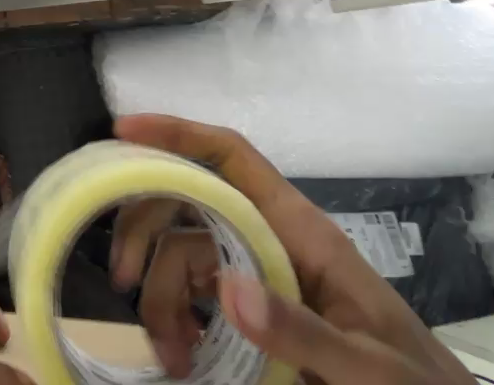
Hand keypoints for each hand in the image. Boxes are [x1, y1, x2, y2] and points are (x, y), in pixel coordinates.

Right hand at [111, 115, 474, 384]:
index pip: (232, 157)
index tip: (123, 133)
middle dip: (147, 232)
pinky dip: (174, 318)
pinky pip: (192, 292)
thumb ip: (302, 331)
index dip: (178, 133)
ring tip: (170, 355)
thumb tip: (226, 288)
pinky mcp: (251, 308)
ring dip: (160, 295)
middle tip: (124, 279)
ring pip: (182, 252)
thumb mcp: (370, 373)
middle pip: (188, 202)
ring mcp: (257, 272)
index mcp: (300, 231)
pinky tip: (181, 356)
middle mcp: (270, 238)